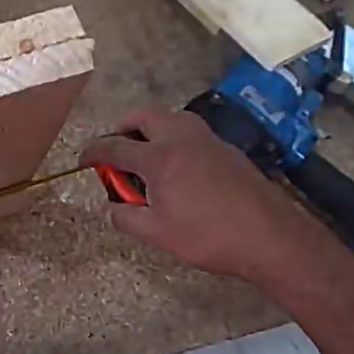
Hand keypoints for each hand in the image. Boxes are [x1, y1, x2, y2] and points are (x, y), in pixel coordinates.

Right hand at [80, 108, 322, 282]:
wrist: (270, 236)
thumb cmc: (208, 236)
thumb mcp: (157, 234)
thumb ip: (126, 218)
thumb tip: (112, 209)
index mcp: (159, 158)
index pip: (115, 146)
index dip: (94, 152)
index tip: (83, 159)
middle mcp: (180, 138)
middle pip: (142, 116)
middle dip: (122, 127)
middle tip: (115, 149)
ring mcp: (206, 140)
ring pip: (170, 118)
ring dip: (150, 128)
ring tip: (144, 156)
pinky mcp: (225, 149)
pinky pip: (189, 132)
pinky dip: (172, 138)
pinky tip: (176, 167)